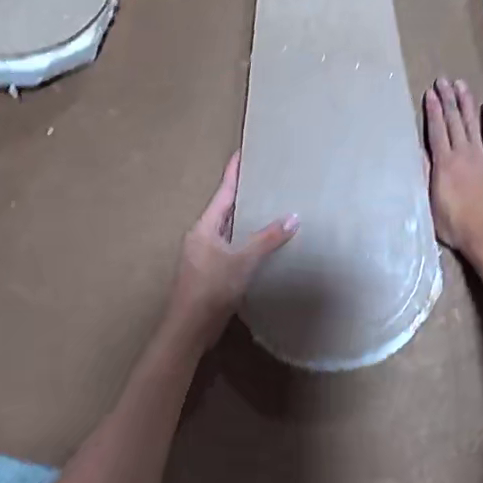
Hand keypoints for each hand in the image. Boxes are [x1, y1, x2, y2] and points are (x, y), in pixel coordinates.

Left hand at [172, 152, 297, 330]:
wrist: (189, 329)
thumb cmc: (211, 288)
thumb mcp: (243, 260)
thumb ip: (268, 238)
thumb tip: (294, 217)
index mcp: (204, 227)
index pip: (223, 192)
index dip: (233, 172)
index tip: (241, 153)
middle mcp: (202, 237)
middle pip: (225, 209)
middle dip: (243, 194)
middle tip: (263, 178)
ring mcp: (205, 256)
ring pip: (229, 230)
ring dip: (245, 219)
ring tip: (268, 206)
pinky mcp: (211, 273)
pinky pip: (232, 247)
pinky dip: (246, 240)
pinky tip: (262, 244)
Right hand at [423, 77, 482, 261]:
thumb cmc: (455, 224)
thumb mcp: (430, 203)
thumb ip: (424, 176)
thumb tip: (419, 152)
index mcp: (443, 163)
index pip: (436, 130)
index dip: (432, 110)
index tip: (429, 93)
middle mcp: (462, 153)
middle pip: (453, 120)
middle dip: (447, 99)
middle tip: (443, 81)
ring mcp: (482, 156)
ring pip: (472, 123)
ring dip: (466, 102)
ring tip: (461, 85)